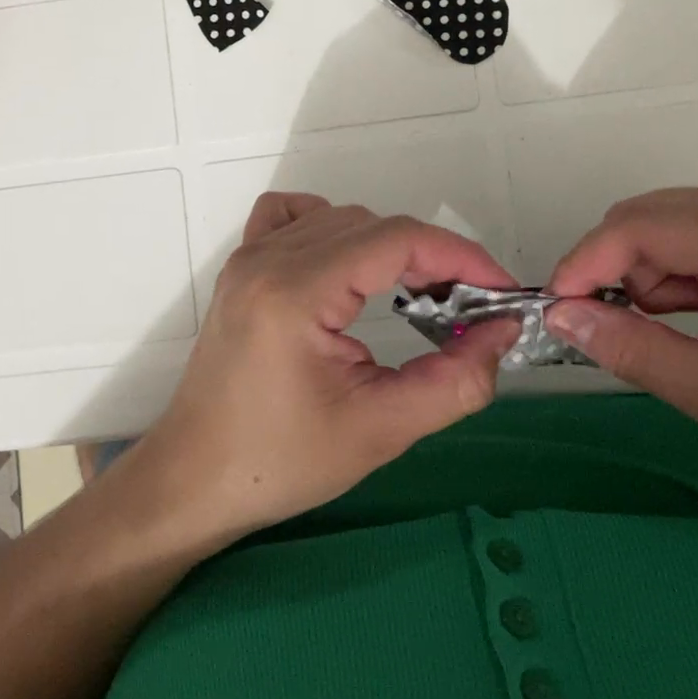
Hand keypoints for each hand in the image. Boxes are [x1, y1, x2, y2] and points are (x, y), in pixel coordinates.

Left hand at [129, 193, 522, 542]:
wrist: (195, 480)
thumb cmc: (280, 462)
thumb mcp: (380, 430)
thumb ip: (454, 381)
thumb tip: (502, 331)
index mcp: (296, 292)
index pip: (396, 239)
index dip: (459, 256)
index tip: (499, 291)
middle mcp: (267, 259)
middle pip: (372, 225)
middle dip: (431, 257)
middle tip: (467, 309)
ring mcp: (248, 259)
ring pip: (337, 218)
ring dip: (388, 246)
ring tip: (421, 295)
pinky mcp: (241, 271)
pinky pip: (290, 218)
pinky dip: (332, 229)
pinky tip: (348, 269)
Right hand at [544, 186, 697, 476]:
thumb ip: (639, 354)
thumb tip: (560, 317)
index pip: (646, 225)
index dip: (588, 261)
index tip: (555, 310)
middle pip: (644, 217)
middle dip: (613, 273)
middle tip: (614, 334)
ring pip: (655, 225)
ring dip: (641, 279)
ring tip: (679, 335)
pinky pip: (679, 236)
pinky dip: (665, 278)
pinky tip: (695, 316)